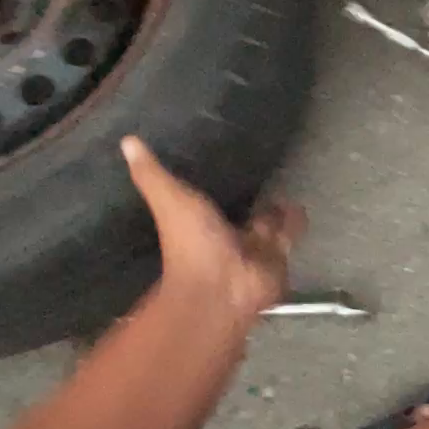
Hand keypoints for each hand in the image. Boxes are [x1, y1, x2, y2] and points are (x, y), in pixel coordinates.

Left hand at [120, 135, 305, 319]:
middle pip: (244, 214)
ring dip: (277, 211)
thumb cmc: (192, 244)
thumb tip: (128, 140)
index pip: (213, 201)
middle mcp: (229, 235)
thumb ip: (152, 174)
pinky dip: (296, 220)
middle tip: (267, 178)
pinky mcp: (280, 254)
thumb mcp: (170, 201)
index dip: (220, 188)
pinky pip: (291, 232)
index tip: (228, 167)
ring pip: (269, 223)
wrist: (222, 287)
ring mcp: (256, 247)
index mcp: (202, 223)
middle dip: (254, 201)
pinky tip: (300, 205)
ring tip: (287, 189)